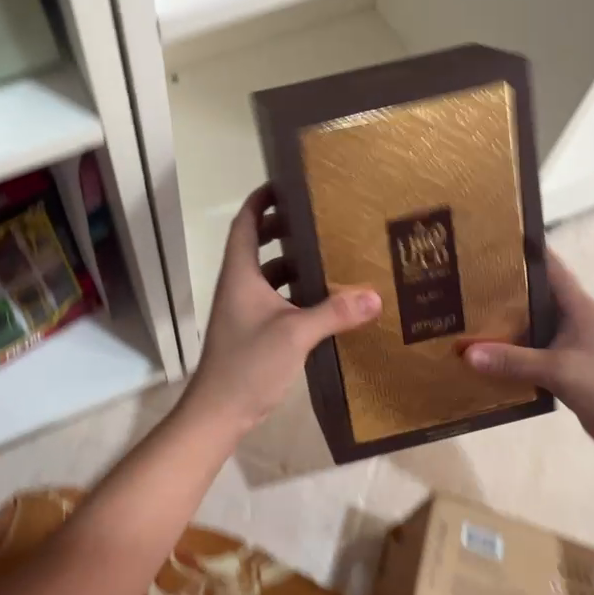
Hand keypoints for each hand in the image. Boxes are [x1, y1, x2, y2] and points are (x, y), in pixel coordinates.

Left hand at [179, 185, 381, 437]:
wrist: (220, 410)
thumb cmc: (248, 363)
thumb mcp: (295, 334)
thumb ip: (333, 313)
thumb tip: (374, 295)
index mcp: (240, 273)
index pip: (245, 223)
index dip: (261, 200)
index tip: (287, 184)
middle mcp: (239, 285)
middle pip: (257, 244)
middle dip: (284, 228)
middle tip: (320, 217)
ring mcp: (245, 309)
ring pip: (269, 274)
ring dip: (293, 262)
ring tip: (329, 252)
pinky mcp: (254, 330)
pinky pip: (276, 299)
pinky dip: (296, 292)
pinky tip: (324, 299)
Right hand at [463, 253, 593, 469]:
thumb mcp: (562, 371)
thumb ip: (514, 362)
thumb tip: (465, 352)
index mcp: (578, 308)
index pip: (548, 266)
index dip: (521, 249)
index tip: (485, 237)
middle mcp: (572, 323)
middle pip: (530, 298)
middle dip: (497, 289)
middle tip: (454, 281)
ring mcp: (570, 350)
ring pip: (528, 330)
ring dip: (499, 327)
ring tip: (457, 319)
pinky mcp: (566, 375)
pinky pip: (529, 358)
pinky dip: (508, 358)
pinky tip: (480, 362)